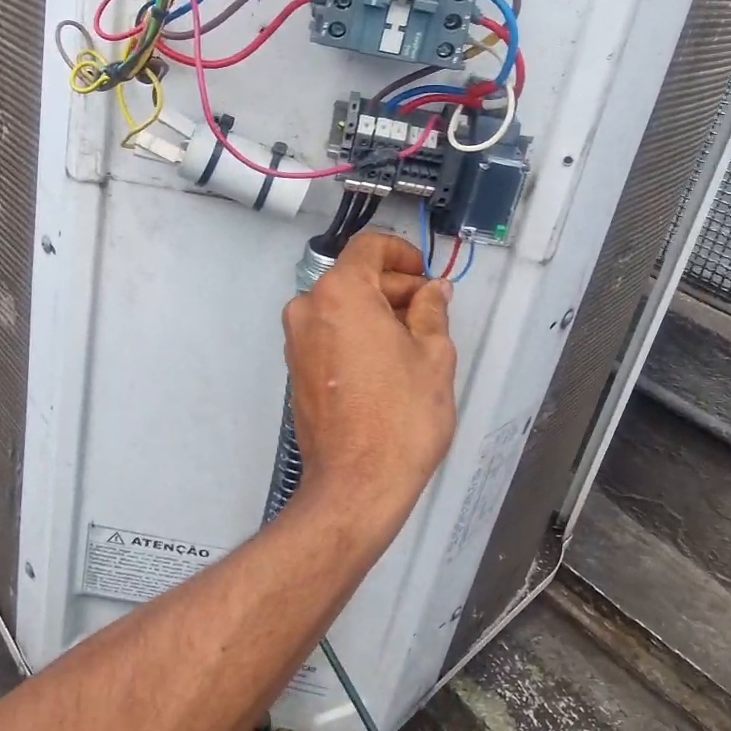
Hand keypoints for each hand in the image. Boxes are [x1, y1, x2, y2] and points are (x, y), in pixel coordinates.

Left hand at [281, 232, 457, 528]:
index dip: (402, 252)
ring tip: (415, 342)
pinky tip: (389, 362)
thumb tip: (432, 290)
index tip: (425, 274)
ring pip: (342, 306)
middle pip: (355, 277)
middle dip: (394, 288)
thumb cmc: (401, 416)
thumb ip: (432, 311)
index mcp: (341, 293)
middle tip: (431, 313)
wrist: (356, 484)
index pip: (369, 247)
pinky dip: (357, 334)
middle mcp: (308, 308)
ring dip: (377, 312)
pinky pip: (330, 332)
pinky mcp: (296, 368)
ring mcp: (297, 340)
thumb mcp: (433, 356)